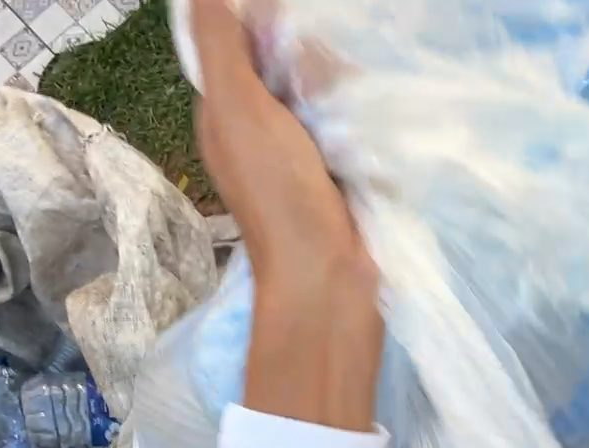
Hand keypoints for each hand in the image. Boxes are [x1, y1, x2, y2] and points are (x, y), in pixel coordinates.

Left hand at [187, 0, 381, 431]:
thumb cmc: (279, 194)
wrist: (329, 276)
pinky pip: (352, 128)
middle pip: (289, 65)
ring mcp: (304, 156)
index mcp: (225, 112)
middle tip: (322, 98)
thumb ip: (220, 43)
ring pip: (326, 95)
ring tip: (349, 125)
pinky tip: (368, 137)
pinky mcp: (341, 177)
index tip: (293, 44)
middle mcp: (262, 130)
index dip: (266, 29)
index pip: (241, 43)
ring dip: (343, 97)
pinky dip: (362, 126)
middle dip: (312, 66)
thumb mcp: (237, 107)